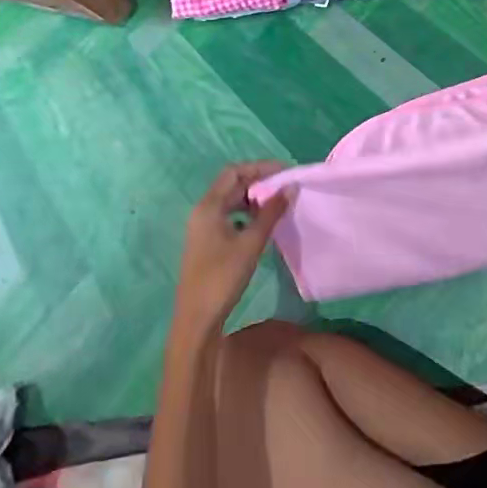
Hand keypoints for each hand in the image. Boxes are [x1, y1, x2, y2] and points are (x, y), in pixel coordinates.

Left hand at [174, 162, 292, 331]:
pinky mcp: (206, 241)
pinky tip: (260, 224)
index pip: (234, 172)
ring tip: (277, 203)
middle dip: (258, 181)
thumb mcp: (251, 244)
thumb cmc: (222, 278)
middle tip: (285, 186)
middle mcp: (202, 210)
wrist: (196, 319)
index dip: (260, 168)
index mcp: (209, 206)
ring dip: (252, 198)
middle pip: (231, 184)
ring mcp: (202, 226)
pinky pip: (227, 215)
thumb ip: (270, 213)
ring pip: (229, 200)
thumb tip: (290, 187)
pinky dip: (245, 213)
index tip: (285, 171)